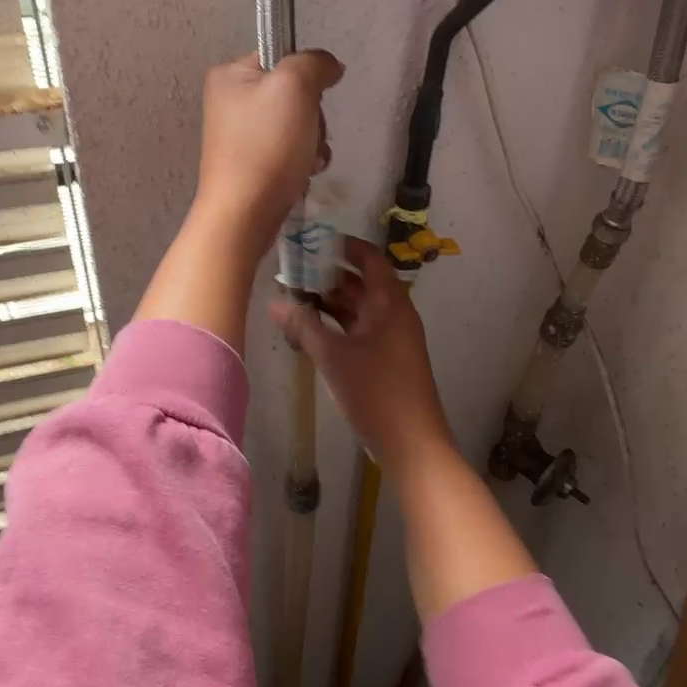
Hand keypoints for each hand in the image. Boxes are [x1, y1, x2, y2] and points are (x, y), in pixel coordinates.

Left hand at [193, 51, 342, 251]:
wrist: (244, 215)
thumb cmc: (266, 146)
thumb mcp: (294, 87)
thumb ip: (315, 63)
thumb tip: (330, 66)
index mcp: (230, 74)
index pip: (282, 55)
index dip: (306, 75)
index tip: (312, 98)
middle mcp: (230, 102)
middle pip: (292, 93)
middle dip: (313, 116)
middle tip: (309, 134)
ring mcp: (239, 136)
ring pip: (296, 124)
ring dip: (313, 141)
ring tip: (307, 160)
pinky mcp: (250, 165)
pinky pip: (288, 152)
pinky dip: (303, 162)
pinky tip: (303, 174)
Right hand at [269, 237, 451, 461]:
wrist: (412, 443)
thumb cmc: (375, 390)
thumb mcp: (333, 355)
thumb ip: (303, 326)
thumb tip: (274, 303)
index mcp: (390, 303)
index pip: (370, 259)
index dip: (344, 247)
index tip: (312, 244)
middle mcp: (394, 315)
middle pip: (361, 284)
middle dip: (327, 278)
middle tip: (291, 275)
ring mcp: (392, 339)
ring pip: (358, 311)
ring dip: (329, 305)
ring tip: (292, 302)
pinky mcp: (386, 361)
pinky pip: (360, 332)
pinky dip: (336, 327)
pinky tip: (309, 334)